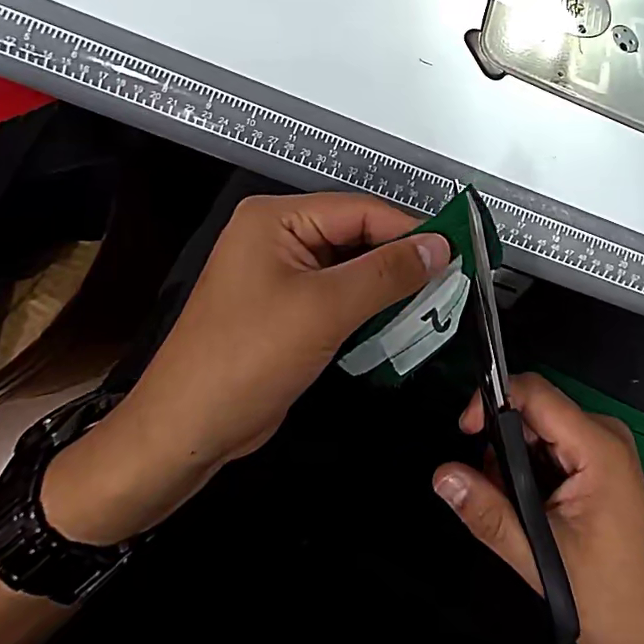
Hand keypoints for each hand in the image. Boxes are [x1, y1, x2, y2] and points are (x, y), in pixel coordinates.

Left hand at [45, 193, 448, 543]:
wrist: (186, 432)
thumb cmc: (242, 361)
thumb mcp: (324, 310)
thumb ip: (386, 273)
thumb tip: (437, 247)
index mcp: (276, 219)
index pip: (361, 211)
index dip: (411, 231)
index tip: (456, 250)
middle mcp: (279, 237)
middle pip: (359, 239)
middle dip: (403, 264)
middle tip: (452, 283)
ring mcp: (283, 275)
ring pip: (354, 271)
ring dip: (390, 291)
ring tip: (435, 307)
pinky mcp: (289, 309)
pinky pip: (341, 298)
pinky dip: (370, 311)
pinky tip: (401, 326)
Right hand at [434, 374, 643, 643]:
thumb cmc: (614, 601)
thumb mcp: (541, 558)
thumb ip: (488, 512)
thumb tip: (445, 477)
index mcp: (599, 447)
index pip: (534, 391)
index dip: (492, 401)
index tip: (466, 430)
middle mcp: (605, 436)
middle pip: (534, 409)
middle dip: (502, 443)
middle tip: (492, 489)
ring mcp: (606, 448)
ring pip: (540, 428)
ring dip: (516, 460)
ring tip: (517, 509)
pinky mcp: (602, 463)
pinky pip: (554, 444)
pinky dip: (532, 468)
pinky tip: (535, 508)